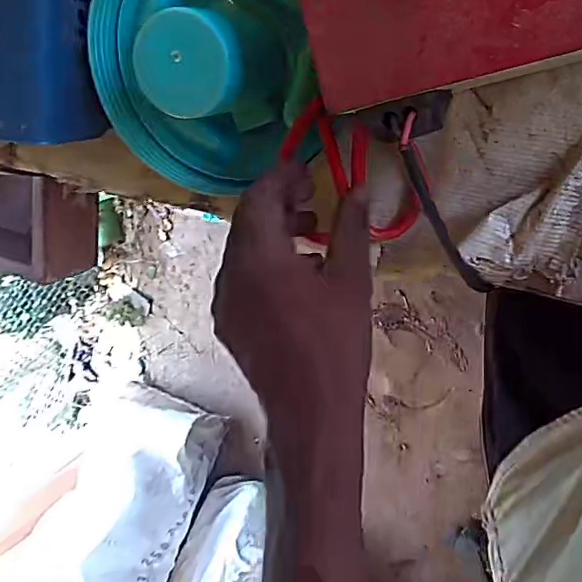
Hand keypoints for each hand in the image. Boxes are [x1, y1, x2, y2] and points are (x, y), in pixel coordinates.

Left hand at [213, 162, 372, 466]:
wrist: (310, 411)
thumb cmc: (336, 341)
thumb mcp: (351, 279)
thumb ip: (351, 228)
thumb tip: (357, 189)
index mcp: (259, 260)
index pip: (258, 199)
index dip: (282, 177)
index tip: (309, 170)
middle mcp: (230, 276)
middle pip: (246, 222)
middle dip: (279, 202)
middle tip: (314, 197)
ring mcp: (224, 302)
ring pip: (243, 249)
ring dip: (275, 231)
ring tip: (314, 234)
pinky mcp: (229, 322)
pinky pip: (242, 275)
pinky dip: (267, 259)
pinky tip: (301, 273)